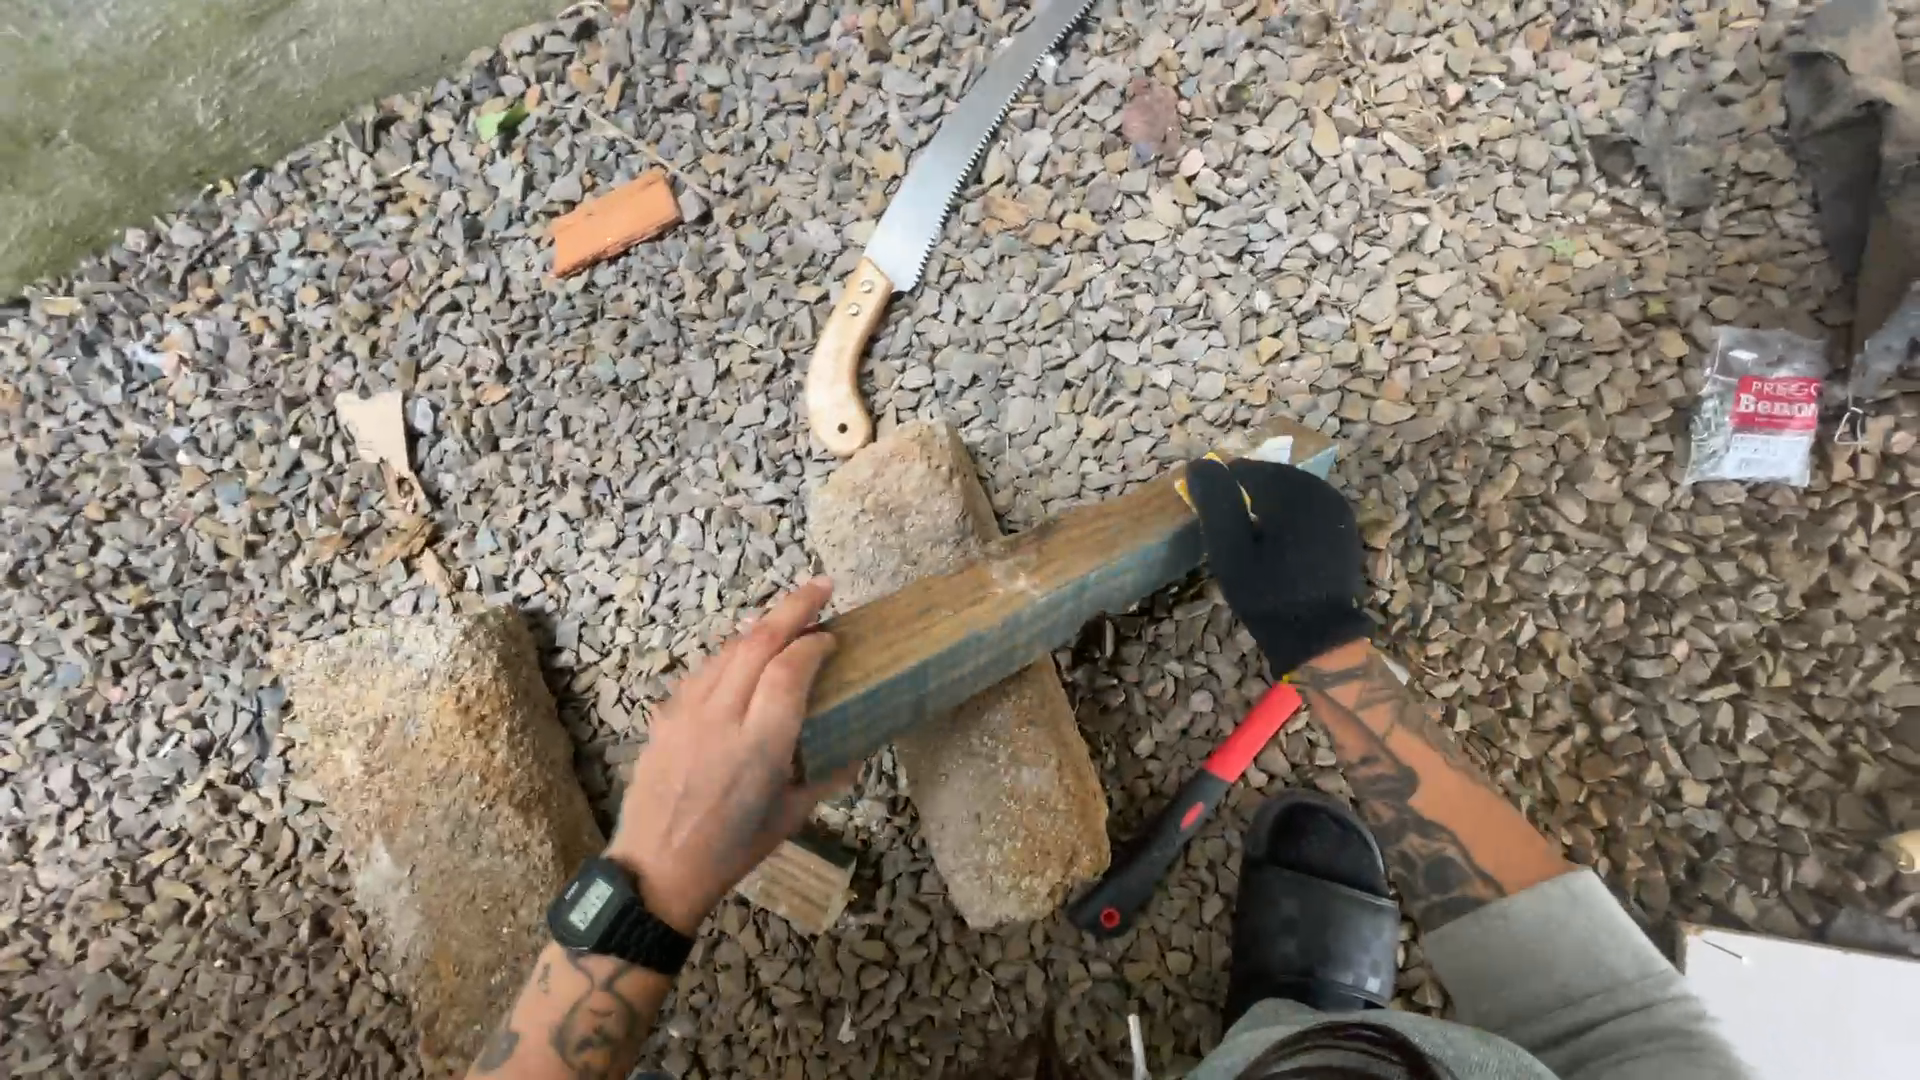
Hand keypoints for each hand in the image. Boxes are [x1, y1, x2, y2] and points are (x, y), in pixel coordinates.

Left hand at [604, 577, 843, 933]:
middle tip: (822, 587)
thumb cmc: (732, 849)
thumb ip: (829, 775)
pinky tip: (746, 655)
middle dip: (793, 608)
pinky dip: (732, 652)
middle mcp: (721, 718)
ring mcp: (686, 713)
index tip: (832, 636)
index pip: (789, 669)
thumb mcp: (791, 817)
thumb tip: (860, 749)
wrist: (655, 871)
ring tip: (789, 617)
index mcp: (760, 746)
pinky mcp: (665, 715)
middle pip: (758, 642)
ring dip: (762, 626)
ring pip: (728, 649)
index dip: (814, 642)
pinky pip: (704, 669)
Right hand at [1185, 457, 1371, 675]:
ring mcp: (1338, 512)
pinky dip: (1287, 515)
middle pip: (1272, 477)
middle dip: (1246, 492)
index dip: (1222, 484)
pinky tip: (1274, 540)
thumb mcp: (1229, 550)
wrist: (1317, 636)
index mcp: (1294, 493)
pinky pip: (1308, 508)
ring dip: (1267, 502)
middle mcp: (1322, 493)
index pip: (1247, 470)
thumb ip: (1216, 502)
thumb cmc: (1267, 593)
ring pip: (1292, 491)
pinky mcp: (1344, 529)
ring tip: (1246, 530)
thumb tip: (1199, 462)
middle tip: (1224, 520)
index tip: (1207, 508)